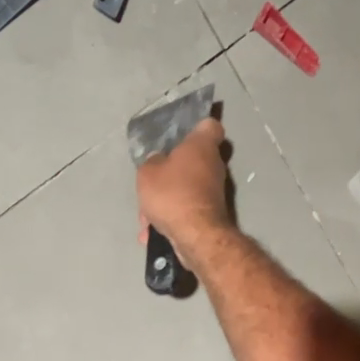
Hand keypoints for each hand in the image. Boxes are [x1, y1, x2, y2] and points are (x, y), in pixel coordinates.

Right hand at [136, 117, 232, 250]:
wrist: (194, 235)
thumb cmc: (172, 194)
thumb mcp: (147, 173)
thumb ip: (152, 163)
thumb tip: (159, 162)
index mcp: (201, 146)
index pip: (209, 125)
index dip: (196, 127)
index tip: (182, 135)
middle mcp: (213, 165)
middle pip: (190, 162)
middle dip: (169, 174)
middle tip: (151, 185)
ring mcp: (213, 191)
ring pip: (183, 190)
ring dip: (164, 202)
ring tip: (146, 219)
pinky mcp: (209, 214)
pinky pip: (184, 210)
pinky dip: (169, 219)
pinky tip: (152, 233)